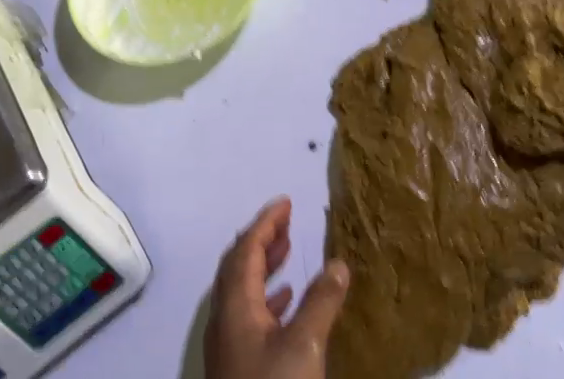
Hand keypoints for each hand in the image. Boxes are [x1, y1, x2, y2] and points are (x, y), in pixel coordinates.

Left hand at [204, 197, 350, 378]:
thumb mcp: (304, 345)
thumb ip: (321, 301)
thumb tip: (338, 263)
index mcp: (235, 309)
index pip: (245, 252)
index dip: (265, 223)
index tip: (286, 201)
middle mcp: (225, 322)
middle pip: (236, 268)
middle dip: (260, 240)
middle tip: (287, 219)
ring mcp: (229, 346)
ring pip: (242, 292)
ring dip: (263, 266)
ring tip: (288, 251)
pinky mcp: (238, 366)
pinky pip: (249, 314)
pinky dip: (267, 295)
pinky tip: (287, 300)